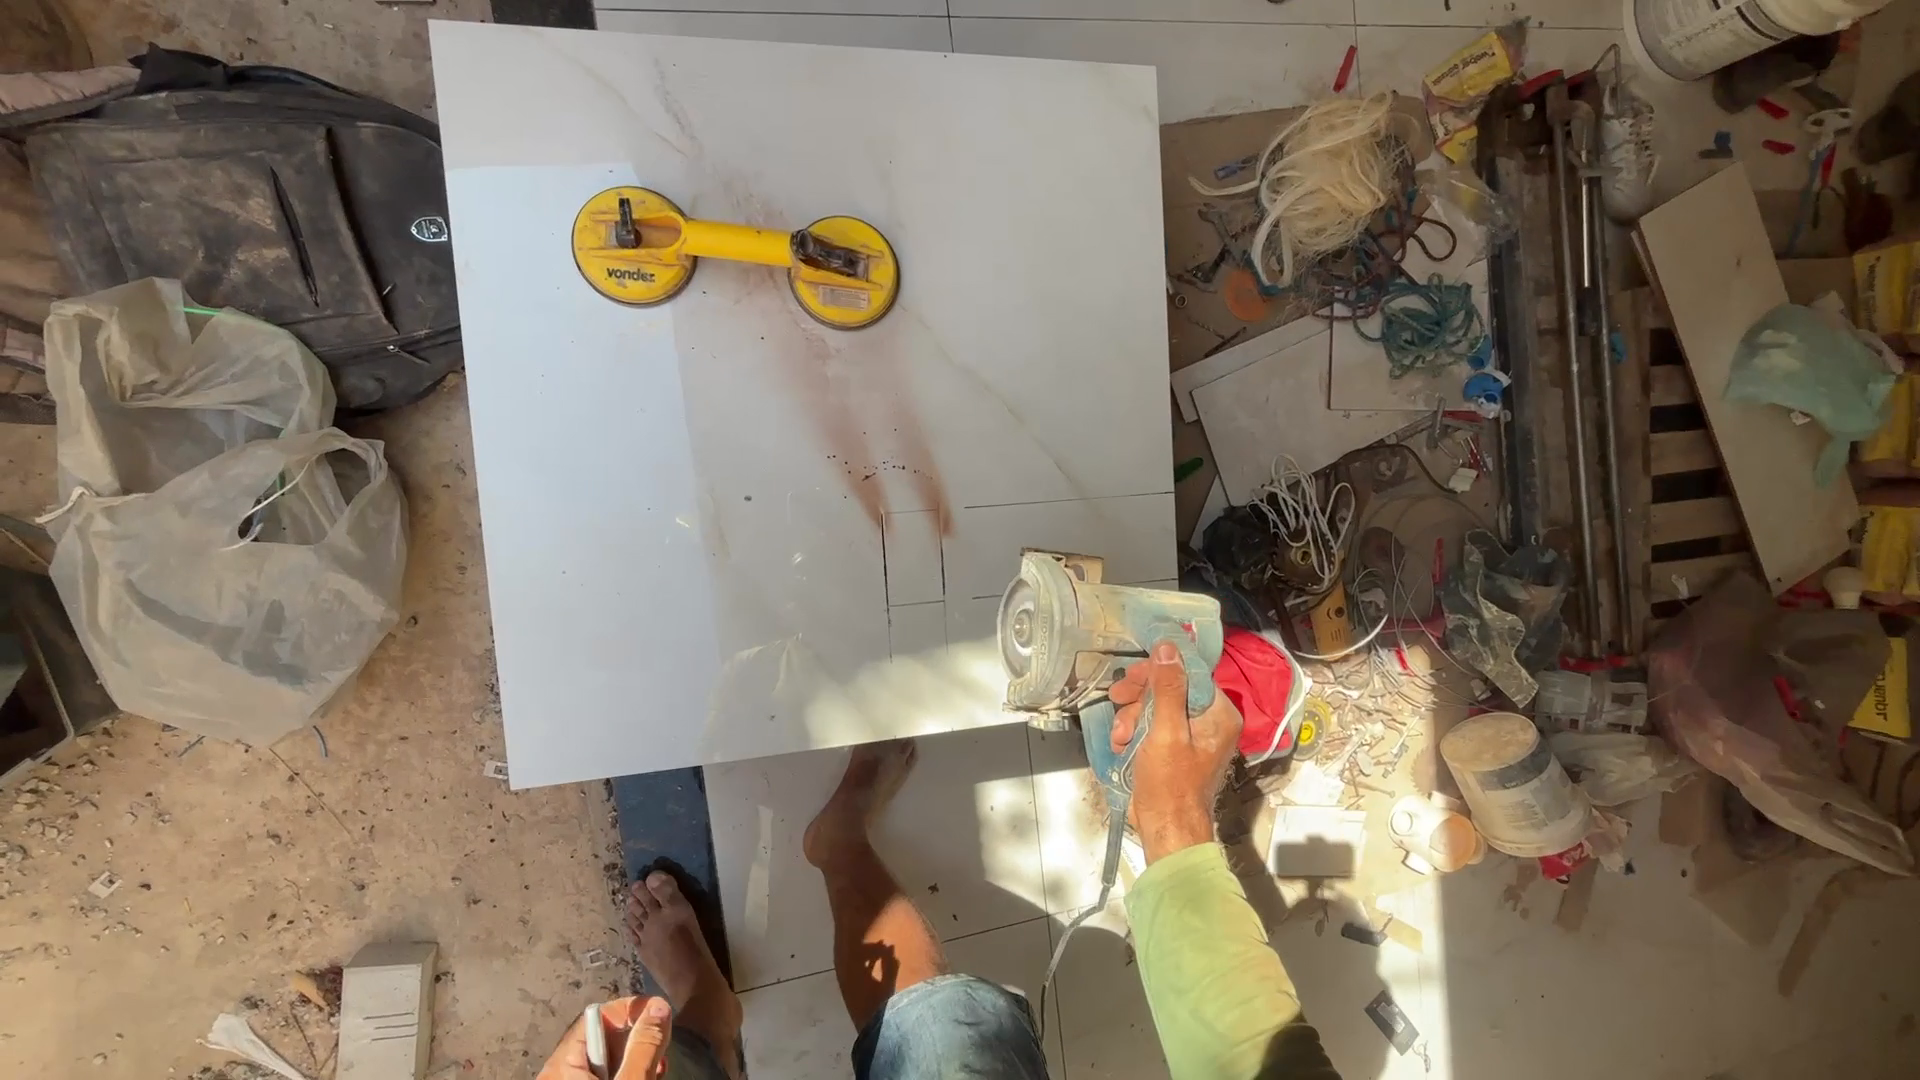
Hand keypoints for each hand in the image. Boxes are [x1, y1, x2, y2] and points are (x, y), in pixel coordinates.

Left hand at [536, 996, 673, 1079]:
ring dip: (636, 1056)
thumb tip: (659, 1005)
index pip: (598, 1014)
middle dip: (638, 1037)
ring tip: (655, 1069)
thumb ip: (644, 1045)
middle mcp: (558, 1072)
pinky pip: (603, 1074)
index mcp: (560, 1065)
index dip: (631, 1009)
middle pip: (604, 1036)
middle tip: (661, 1051)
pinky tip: (643, 1077)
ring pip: (608, 1057)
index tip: (661, 1015)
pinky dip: (626, 1071)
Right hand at [1108, 640, 1242, 863]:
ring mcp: (1192, 736)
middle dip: (1139, 697)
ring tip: (1120, 736)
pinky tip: (1121, 744)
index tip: (1132, 676)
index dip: (1158, 671)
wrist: (1166, 829)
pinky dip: (1134, 732)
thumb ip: (1167, 688)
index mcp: (1219, 714)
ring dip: (1132, 717)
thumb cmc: (1170, 783)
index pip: (1189, 674)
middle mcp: (1210, 721)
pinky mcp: (1175, 749)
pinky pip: (1152, 726)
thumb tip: (1168, 648)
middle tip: (1117, 698)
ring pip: (1156, 707)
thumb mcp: (1165, 731)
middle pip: (1170, 688)